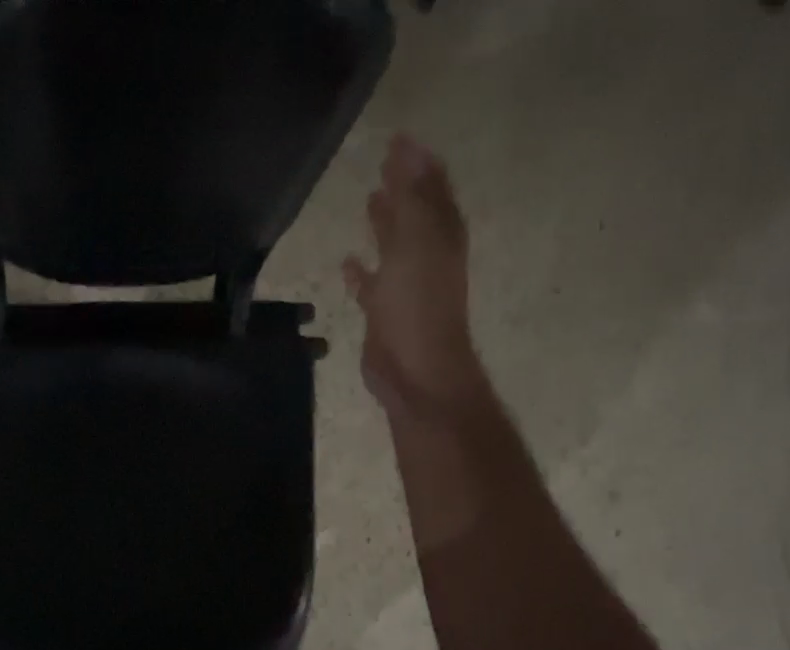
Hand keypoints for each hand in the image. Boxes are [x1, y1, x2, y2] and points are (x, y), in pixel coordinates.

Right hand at [343, 136, 482, 416]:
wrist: (416, 370)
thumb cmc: (416, 306)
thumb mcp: (414, 243)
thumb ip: (409, 197)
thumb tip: (407, 150)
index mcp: (441, 235)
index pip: (433, 187)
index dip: (418, 162)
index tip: (399, 138)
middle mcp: (429, 255)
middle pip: (417, 212)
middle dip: (404, 186)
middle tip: (385, 162)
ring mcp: (408, 285)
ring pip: (395, 245)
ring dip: (384, 223)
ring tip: (368, 199)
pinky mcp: (385, 312)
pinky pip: (372, 283)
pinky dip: (362, 270)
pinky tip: (347, 262)